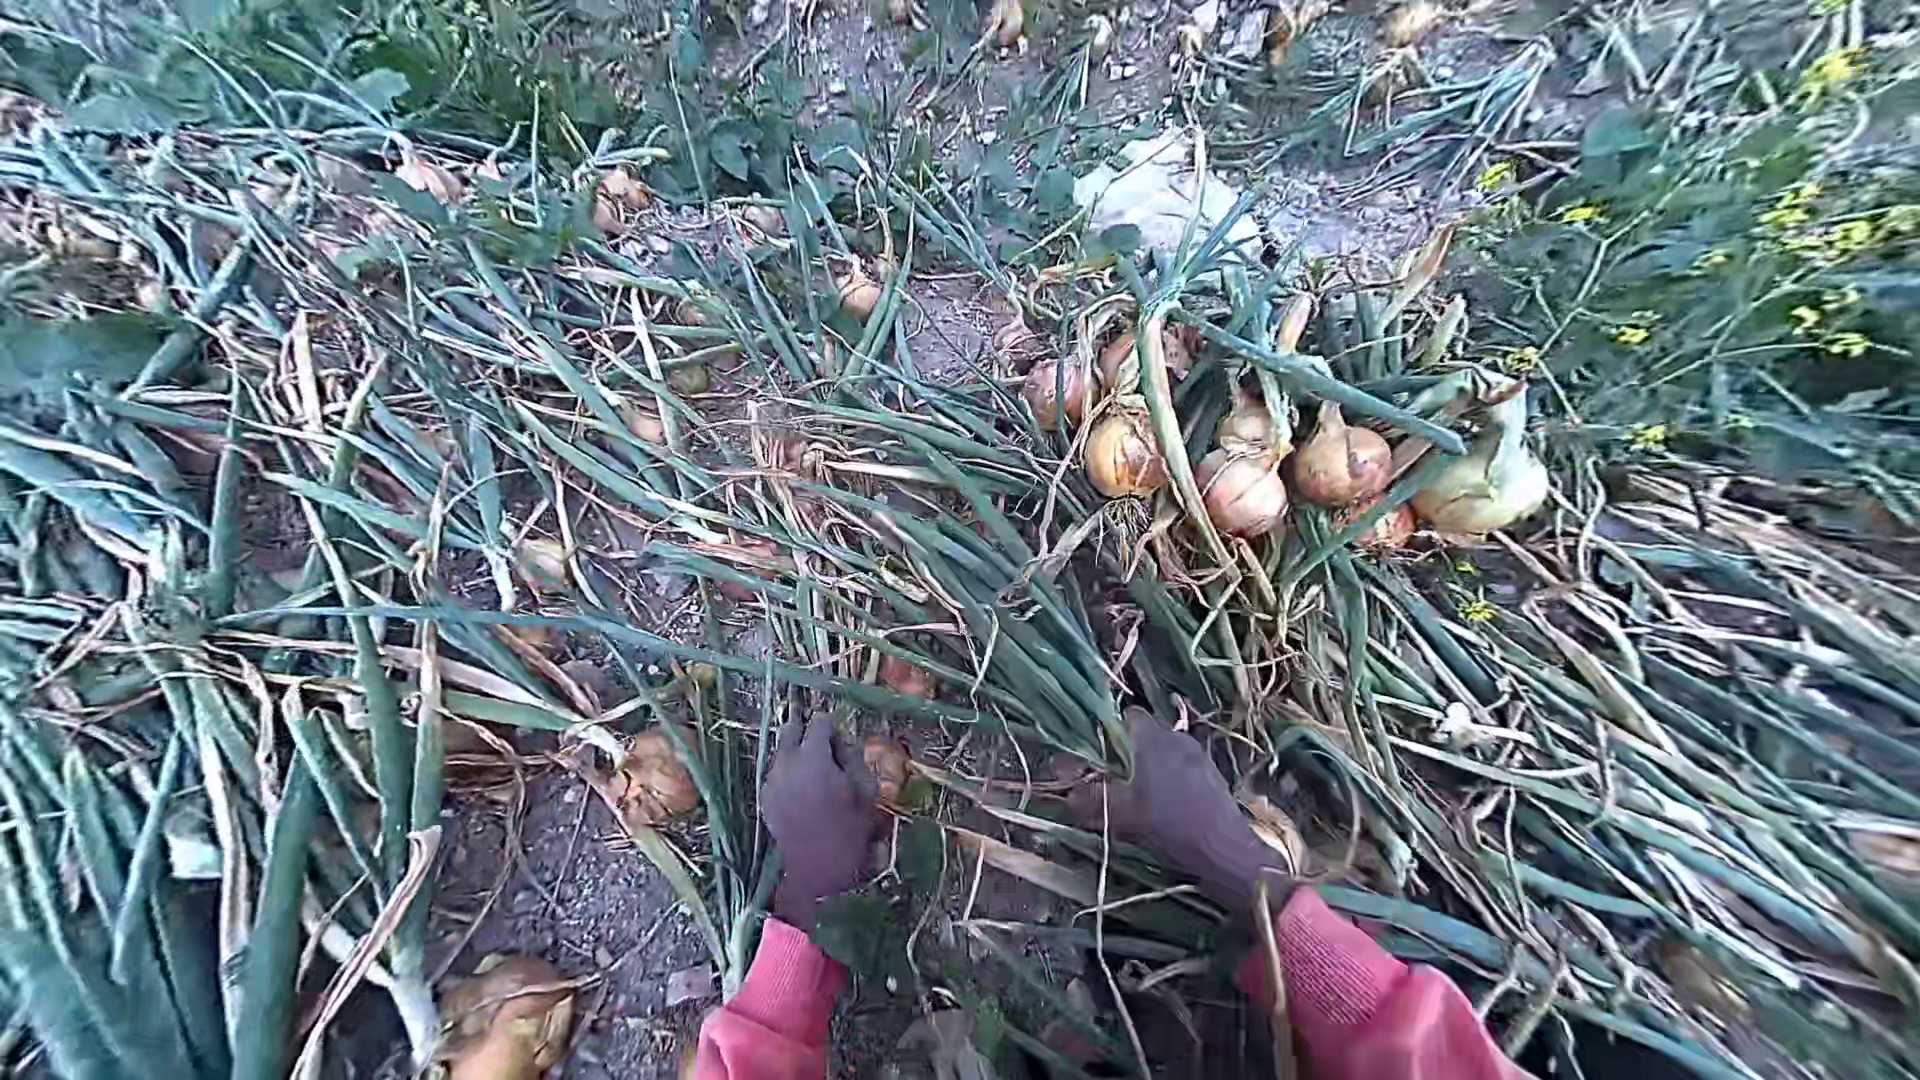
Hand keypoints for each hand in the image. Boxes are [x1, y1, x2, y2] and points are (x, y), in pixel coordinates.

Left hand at [762, 714, 877, 931]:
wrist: (817, 870)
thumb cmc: (848, 829)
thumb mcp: (864, 788)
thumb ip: (853, 755)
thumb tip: (842, 742)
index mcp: (813, 756)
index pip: (820, 720)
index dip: (833, 728)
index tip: (841, 743)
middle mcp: (786, 762)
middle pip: (791, 728)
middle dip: (808, 733)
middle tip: (825, 751)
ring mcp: (771, 779)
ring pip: (782, 750)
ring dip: (797, 753)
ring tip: (815, 775)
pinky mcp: (764, 796)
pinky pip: (777, 772)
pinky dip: (789, 772)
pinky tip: (803, 791)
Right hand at [1074, 708, 1289, 912]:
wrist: (1227, 854)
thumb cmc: (1170, 825)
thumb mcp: (1121, 815)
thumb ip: (1088, 799)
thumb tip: (1066, 793)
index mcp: (1152, 738)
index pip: (1127, 715)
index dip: (1110, 731)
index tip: (1101, 756)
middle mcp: (1176, 737)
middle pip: (1145, 732)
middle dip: (1129, 750)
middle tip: (1118, 777)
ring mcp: (1199, 755)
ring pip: (1165, 749)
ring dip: (1152, 764)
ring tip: (1144, 794)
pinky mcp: (1213, 774)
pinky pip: (1184, 765)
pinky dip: (1172, 777)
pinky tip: (1169, 805)